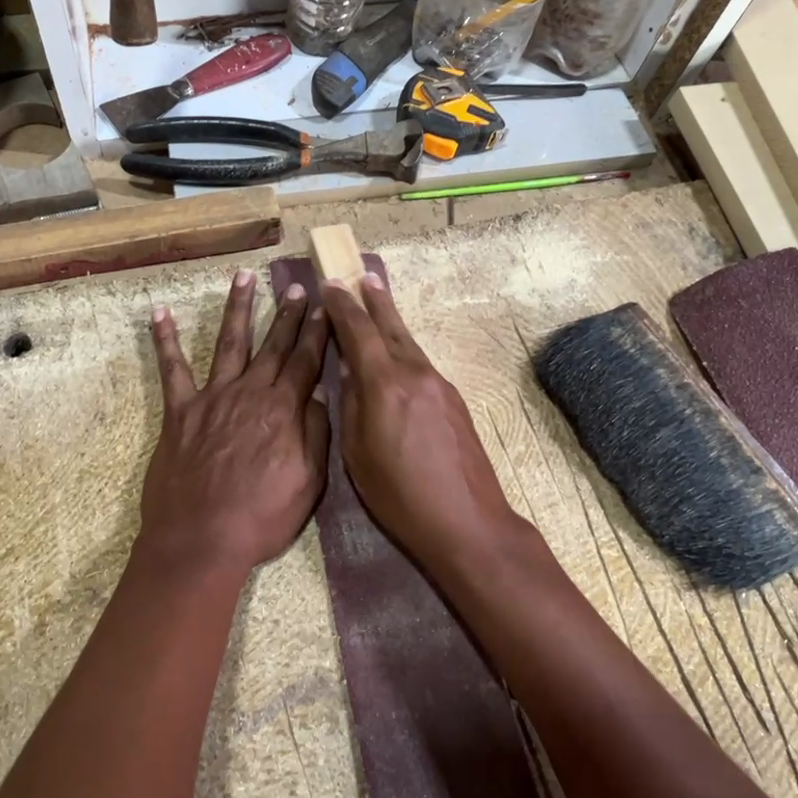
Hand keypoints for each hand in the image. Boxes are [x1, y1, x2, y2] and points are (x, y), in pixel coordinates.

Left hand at [139, 270, 331, 573]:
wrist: (200, 539)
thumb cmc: (260, 518)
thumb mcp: (308, 484)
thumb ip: (316, 434)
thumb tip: (321, 394)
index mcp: (283, 410)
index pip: (306, 361)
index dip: (318, 332)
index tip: (326, 306)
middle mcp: (250, 393)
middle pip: (273, 345)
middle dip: (287, 314)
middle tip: (296, 286)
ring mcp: (212, 398)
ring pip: (229, 343)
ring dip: (238, 308)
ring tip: (243, 277)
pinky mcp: (180, 412)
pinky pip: (172, 369)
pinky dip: (165, 340)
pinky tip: (159, 312)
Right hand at [320, 275, 519, 570]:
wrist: (466, 522)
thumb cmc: (399, 495)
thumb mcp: (357, 454)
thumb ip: (352, 406)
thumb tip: (350, 373)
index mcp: (385, 385)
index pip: (358, 332)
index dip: (342, 307)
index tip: (330, 286)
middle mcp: (415, 374)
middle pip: (390, 327)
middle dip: (374, 300)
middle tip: (362, 276)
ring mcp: (439, 385)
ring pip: (408, 344)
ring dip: (390, 322)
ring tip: (377, 302)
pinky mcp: (454, 401)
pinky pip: (420, 363)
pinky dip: (403, 349)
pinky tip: (396, 356)